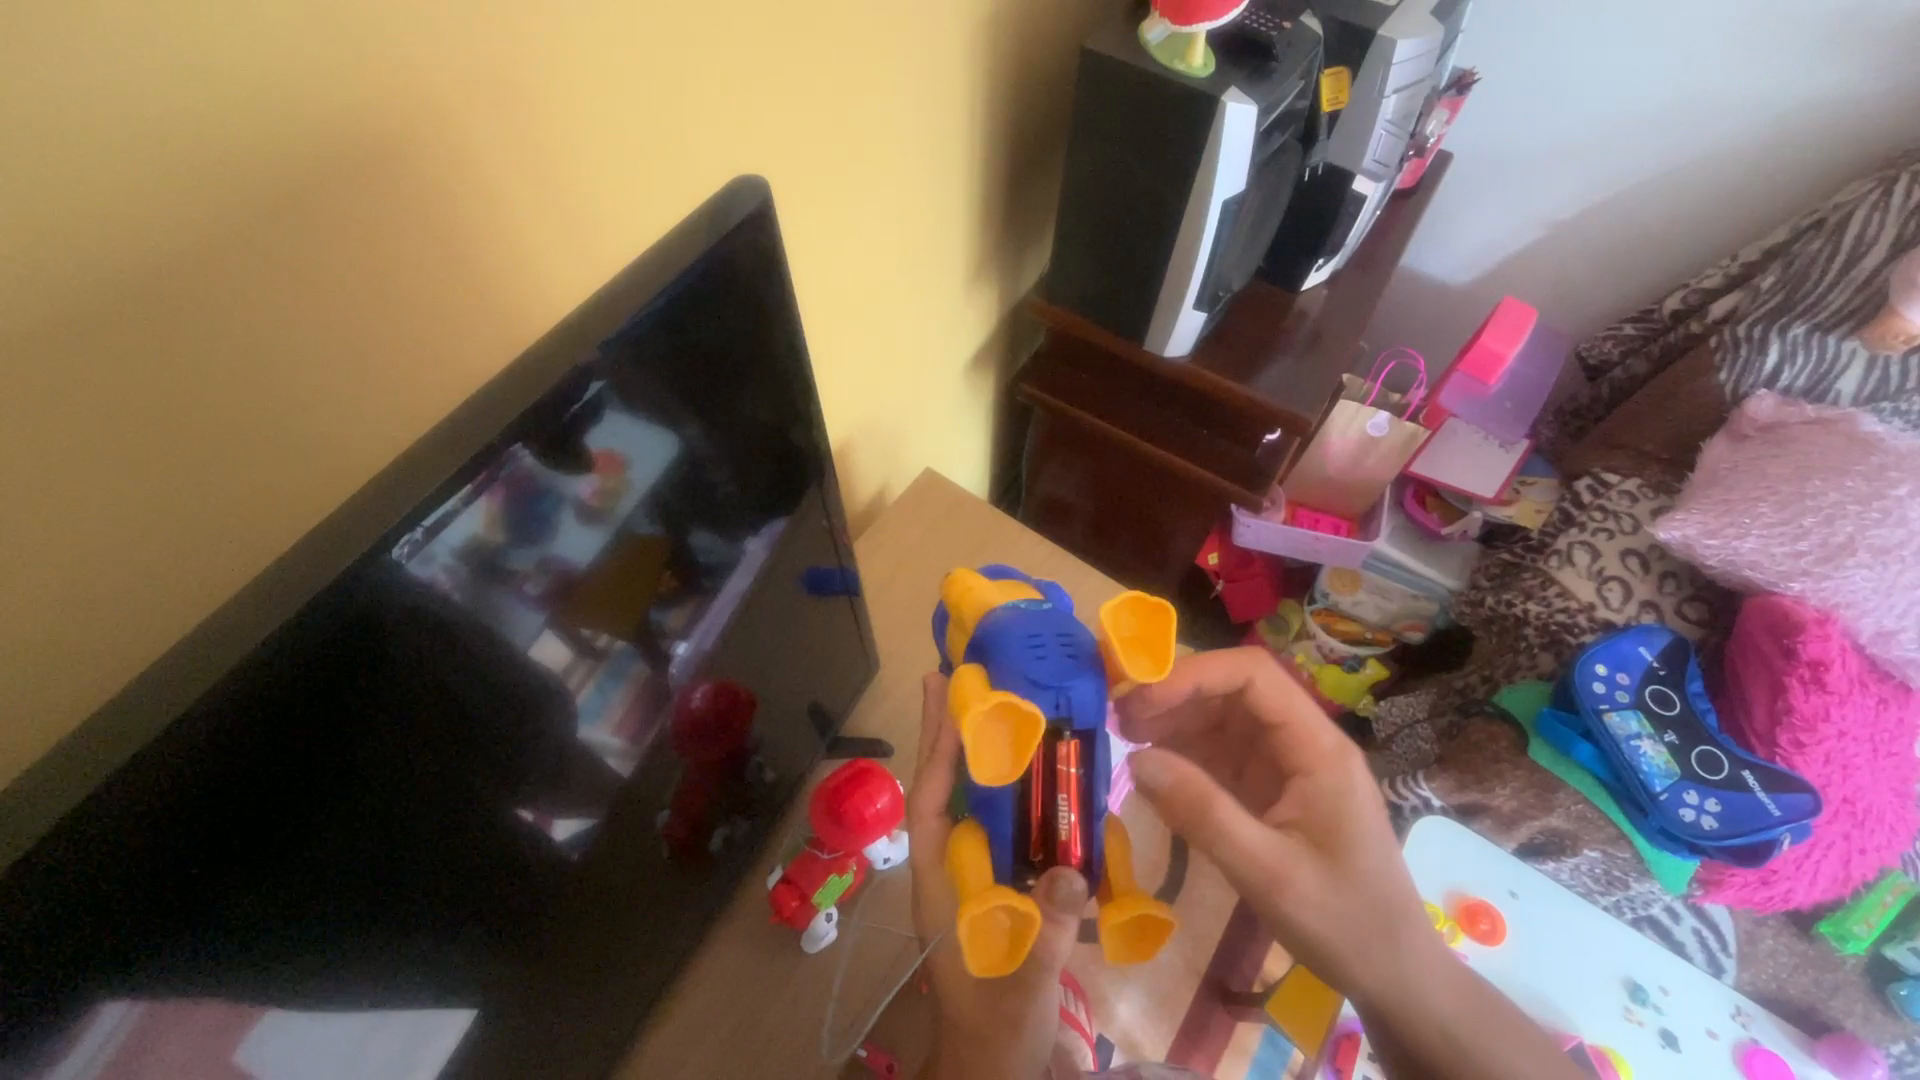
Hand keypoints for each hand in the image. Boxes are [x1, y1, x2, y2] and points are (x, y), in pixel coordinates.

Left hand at [909, 673, 1086, 1079]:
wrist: (993, 1070)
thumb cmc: (996, 1030)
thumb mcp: (1024, 984)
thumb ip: (1047, 931)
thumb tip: (1071, 869)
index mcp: (940, 884)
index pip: (931, 804)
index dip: (938, 751)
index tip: (944, 699)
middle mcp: (951, 869)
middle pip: (944, 791)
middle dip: (947, 736)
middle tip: (953, 678)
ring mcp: (973, 878)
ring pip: (970, 805)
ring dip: (976, 757)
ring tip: (992, 709)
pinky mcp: (998, 890)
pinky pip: (1001, 830)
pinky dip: (1011, 797)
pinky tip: (1036, 778)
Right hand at [1115, 647, 1440, 1004]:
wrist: (1393, 973)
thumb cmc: (1343, 922)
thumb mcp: (1267, 873)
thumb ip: (1202, 812)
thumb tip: (1135, 761)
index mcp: (1317, 747)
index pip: (1252, 676)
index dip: (1192, 676)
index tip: (1140, 704)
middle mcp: (1303, 743)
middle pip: (1233, 691)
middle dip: (1175, 697)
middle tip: (1118, 721)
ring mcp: (1288, 766)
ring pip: (1223, 720)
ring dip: (1174, 722)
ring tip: (1126, 740)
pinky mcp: (1273, 790)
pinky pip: (1223, 755)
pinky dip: (1184, 756)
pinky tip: (1153, 769)